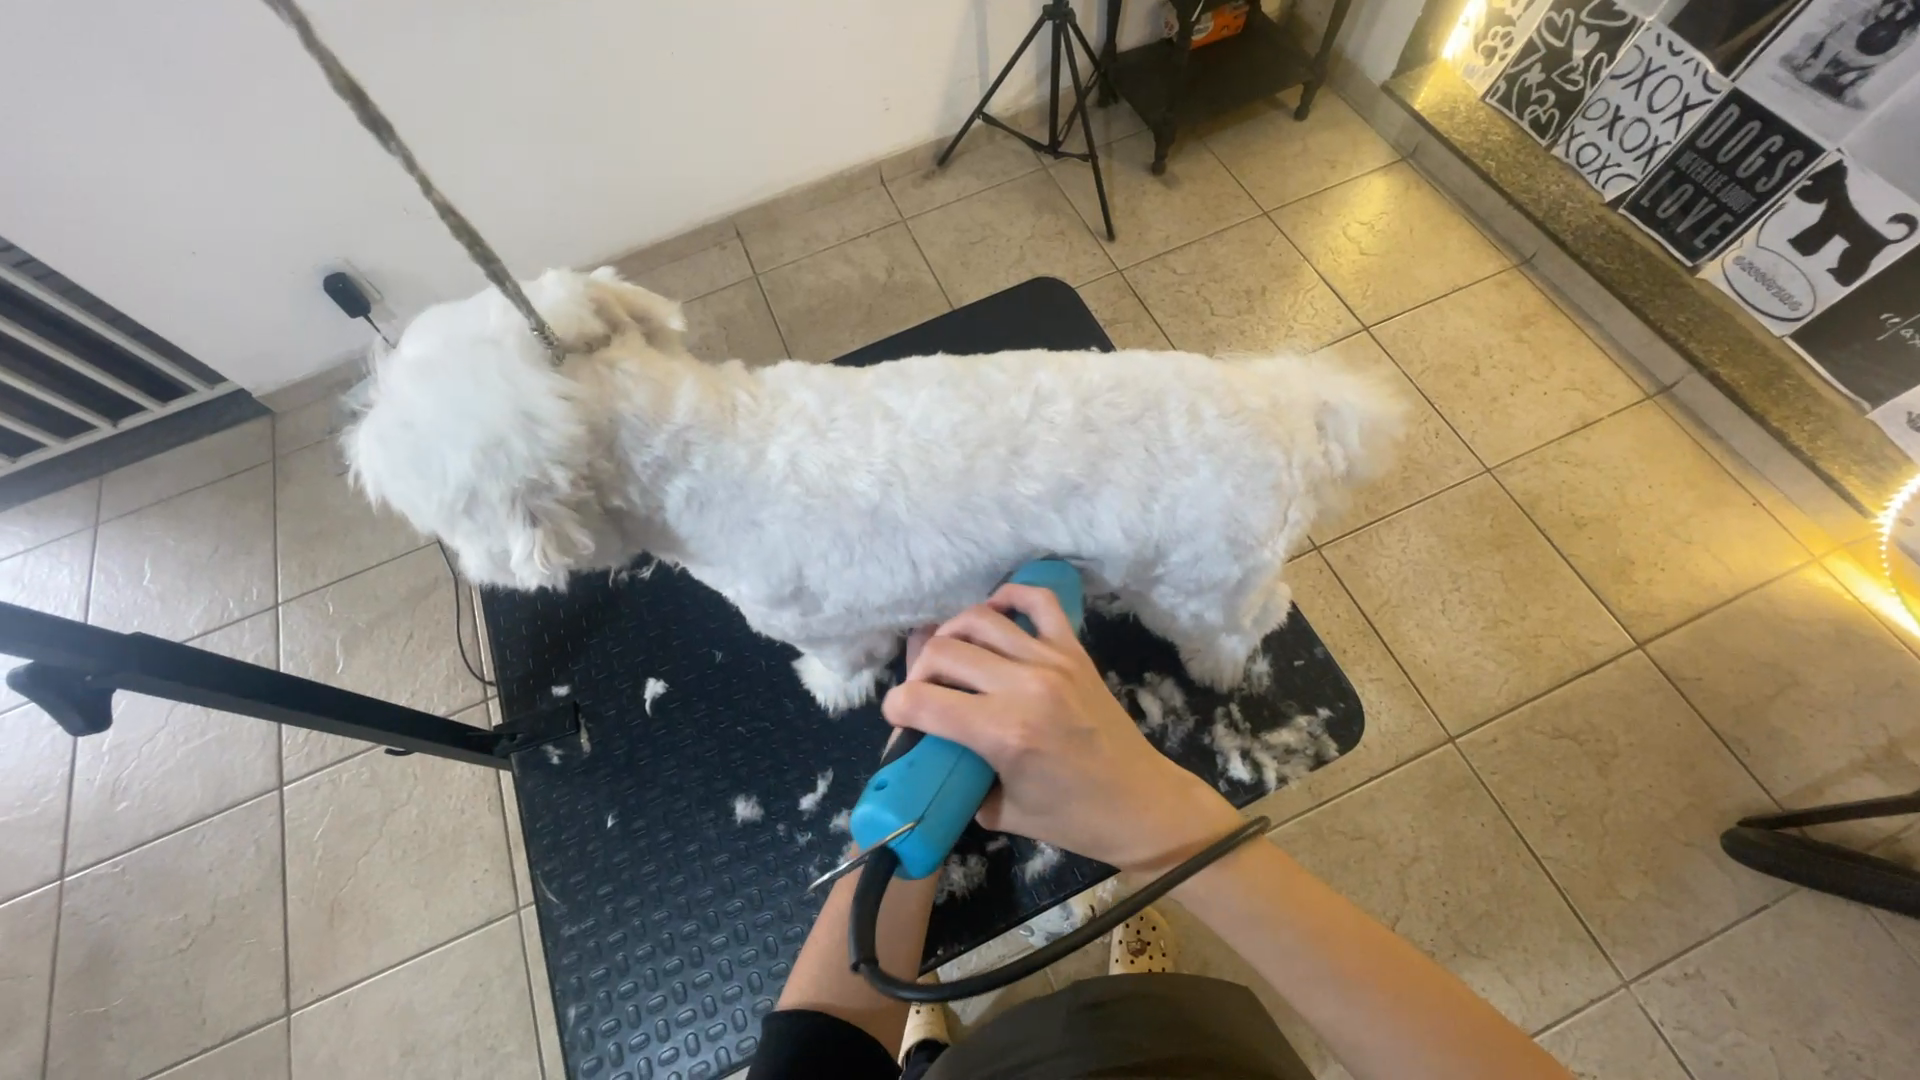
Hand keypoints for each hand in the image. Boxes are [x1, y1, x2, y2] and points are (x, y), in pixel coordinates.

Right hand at [881, 584, 1241, 874]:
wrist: (1140, 804)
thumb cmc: (1072, 817)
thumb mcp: (1001, 813)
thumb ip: (958, 778)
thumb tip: (928, 749)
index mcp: (1003, 733)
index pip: (922, 702)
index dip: (896, 707)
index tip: (897, 717)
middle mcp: (1024, 686)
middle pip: (944, 652)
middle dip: (918, 672)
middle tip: (923, 692)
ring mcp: (1052, 661)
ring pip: (980, 620)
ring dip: (951, 634)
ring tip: (950, 657)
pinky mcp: (1074, 650)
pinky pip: (1038, 603)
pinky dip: (1010, 596)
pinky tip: (993, 613)